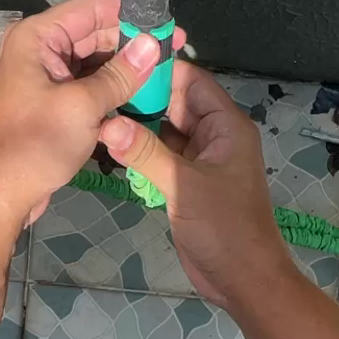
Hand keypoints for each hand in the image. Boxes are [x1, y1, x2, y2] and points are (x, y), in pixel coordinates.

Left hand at [0, 0, 175, 226]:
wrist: (2, 194)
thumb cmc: (35, 145)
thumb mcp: (82, 107)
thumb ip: (120, 75)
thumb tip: (154, 46)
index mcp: (37, 38)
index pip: (92, 9)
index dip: (132, 13)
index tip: (168, 23)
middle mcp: (39, 51)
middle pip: (94, 34)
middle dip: (132, 42)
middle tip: (173, 50)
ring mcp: (45, 79)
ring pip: (94, 62)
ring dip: (125, 68)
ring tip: (164, 72)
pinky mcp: (52, 104)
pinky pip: (87, 87)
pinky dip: (111, 89)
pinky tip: (141, 94)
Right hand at [99, 62, 297, 308]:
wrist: (243, 278)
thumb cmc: (224, 228)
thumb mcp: (183, 185)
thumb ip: (145, 153)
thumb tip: (107, 124)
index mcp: (226, 126)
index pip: (191, 81)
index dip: (158, 69)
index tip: (117, 60)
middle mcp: (214, 137)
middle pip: (174, 104)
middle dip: (140, 98)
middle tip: (96, 89)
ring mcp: (200, 161)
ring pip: (165, 132)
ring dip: (136, 127)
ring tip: (96, 114)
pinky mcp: (187, 184)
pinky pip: (161, 158)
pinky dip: (140, 153)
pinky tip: (110, 148)